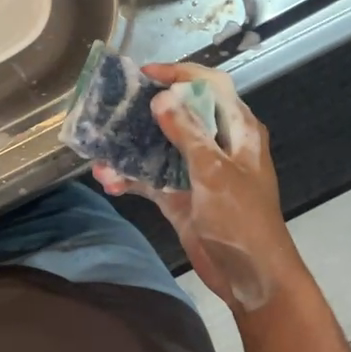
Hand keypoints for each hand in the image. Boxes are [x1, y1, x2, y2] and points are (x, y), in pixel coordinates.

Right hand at [93, 62, 307, 313]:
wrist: (250, 277)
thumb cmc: (242, 220)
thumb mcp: (215, 173)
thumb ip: (188, 134)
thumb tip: (161, 98)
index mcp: (237, 131)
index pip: (210, 87)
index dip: (180, 74)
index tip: (145, 74)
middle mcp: (216, 146)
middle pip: (178, 114)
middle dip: (144, 111)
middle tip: (111, 106)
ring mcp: (196, 172)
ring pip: (158, 148)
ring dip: (129, 149)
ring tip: (100, 149)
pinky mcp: (180, 198)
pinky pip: (149, 180)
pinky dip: (129, 179)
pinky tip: (106, 180)